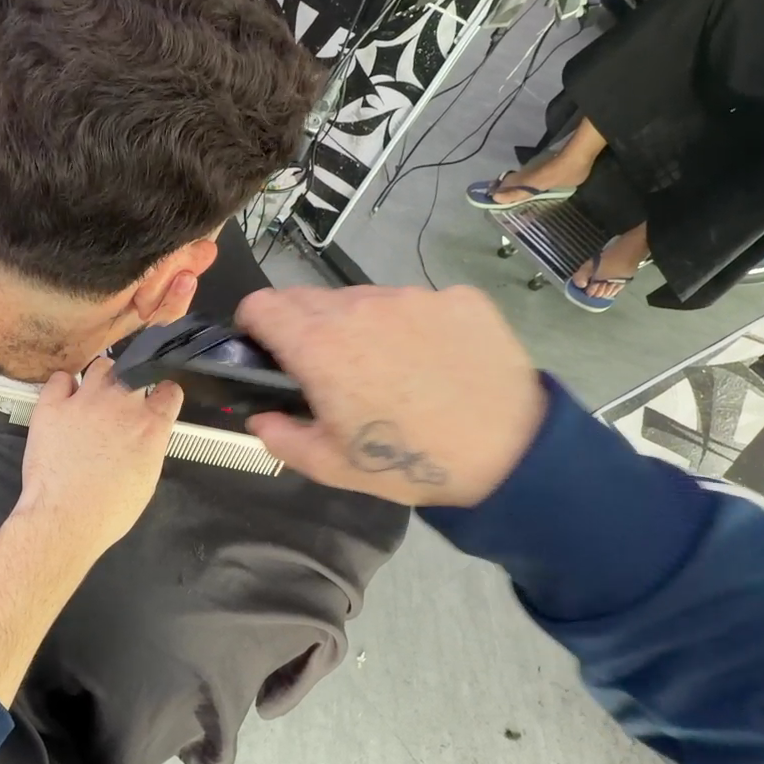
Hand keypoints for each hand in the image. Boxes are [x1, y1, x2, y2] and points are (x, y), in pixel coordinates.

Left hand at [15, 358, 183, 560]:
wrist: (65, 518)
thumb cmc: (107, 511)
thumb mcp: (146, 480)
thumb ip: (149, 447)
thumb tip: (144, 436)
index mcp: (150, 425)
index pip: (169, 391)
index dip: (163, 395)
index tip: (156, 400)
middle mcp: (121, 405)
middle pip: (133, 371)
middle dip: (130, 383)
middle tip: (120, 401)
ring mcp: (85, 402)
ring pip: (100, 367)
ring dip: (100, 379)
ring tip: (92, 396)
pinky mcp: (52, 406)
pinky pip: (60, 378)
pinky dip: (63, 386)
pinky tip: (63, 400)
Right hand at [236, 285, 546, 507]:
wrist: (510, 454)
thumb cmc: (408, 462)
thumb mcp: (329, 465)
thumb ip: (278, 437)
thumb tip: (260, 417)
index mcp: (318, 346)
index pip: (260, 305)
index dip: (252, 324)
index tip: (262, 347)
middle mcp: (359, 307)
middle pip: (305, 297)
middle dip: (300, 326)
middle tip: (322, 367)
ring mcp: (412, 297)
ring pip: (360, 298)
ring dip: (354, 323)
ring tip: (382, 366)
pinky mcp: (457, 298)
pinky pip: (414, 302)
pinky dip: (407, 325)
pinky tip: (429, 361)